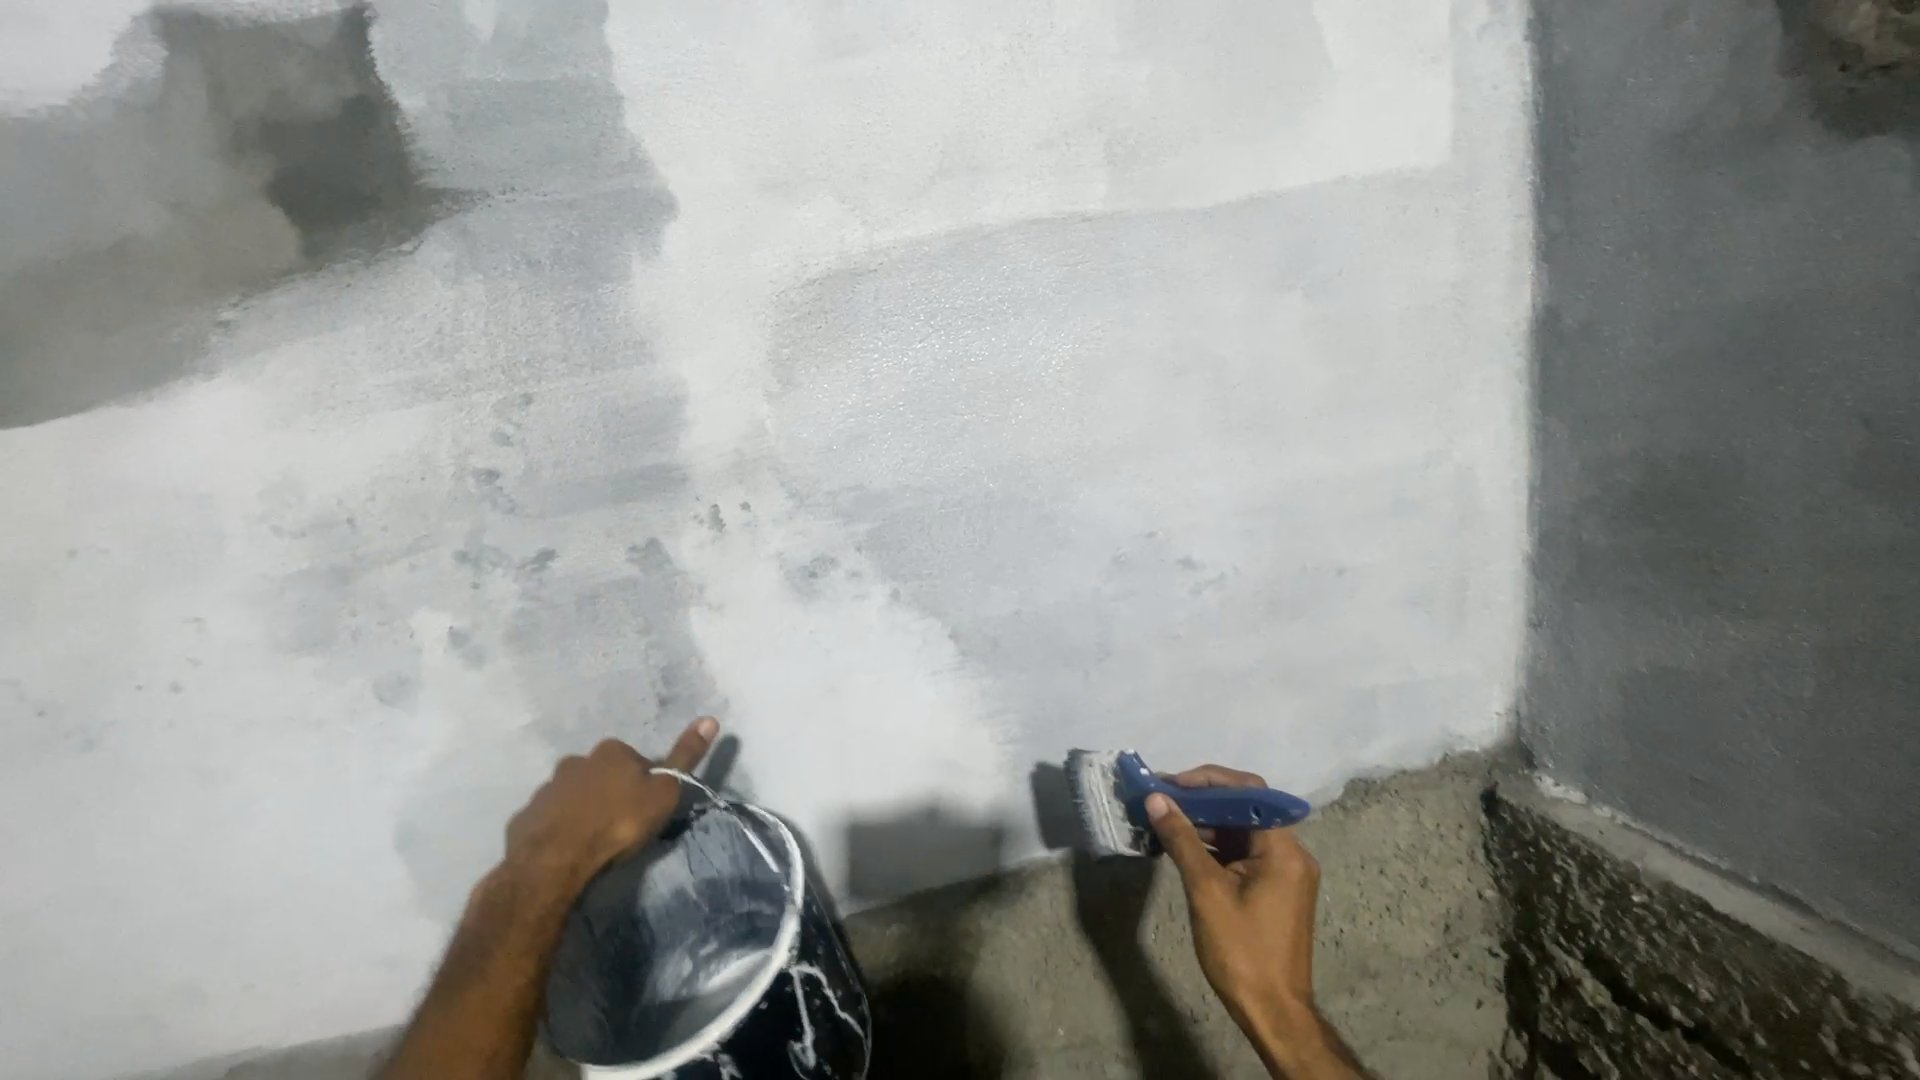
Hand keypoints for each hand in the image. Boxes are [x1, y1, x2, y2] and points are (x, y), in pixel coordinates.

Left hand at [503, 717, 718, 891]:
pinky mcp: (524, 817)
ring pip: (572, 795)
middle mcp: (575, 760)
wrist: (555, 862)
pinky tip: (567, 849)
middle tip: (621, 824)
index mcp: (611, 751)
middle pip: (602, 774)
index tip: (646, 808)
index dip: (644, 783)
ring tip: (594, 840)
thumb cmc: (619, 823)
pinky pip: (548, 818)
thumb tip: (710, 718)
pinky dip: (558, 828)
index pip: (635, 761)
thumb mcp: (665, 791)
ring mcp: (545, 788)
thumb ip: (685, 756)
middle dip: (610, 792)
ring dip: (583, 809)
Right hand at [1148, 766, 1361, 1077]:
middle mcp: (1291, 853)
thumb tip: (1156, 799)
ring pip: (1243, 830)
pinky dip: (1216, 845)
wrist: (1272, 1012)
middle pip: (1247, 808)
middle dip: (1203, 799)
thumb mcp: (1205, 890)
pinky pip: (1244, 852)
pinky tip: (1184, 845)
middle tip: (1162, 797)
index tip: (1171, 783)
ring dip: (1207, 822)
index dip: (1209, 780)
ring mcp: (1285, 872)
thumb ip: (1182, 839)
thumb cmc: (1241, 950)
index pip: (1250, 791)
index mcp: (1283, 849)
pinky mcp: (1275, 888)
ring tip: (1165, 817)